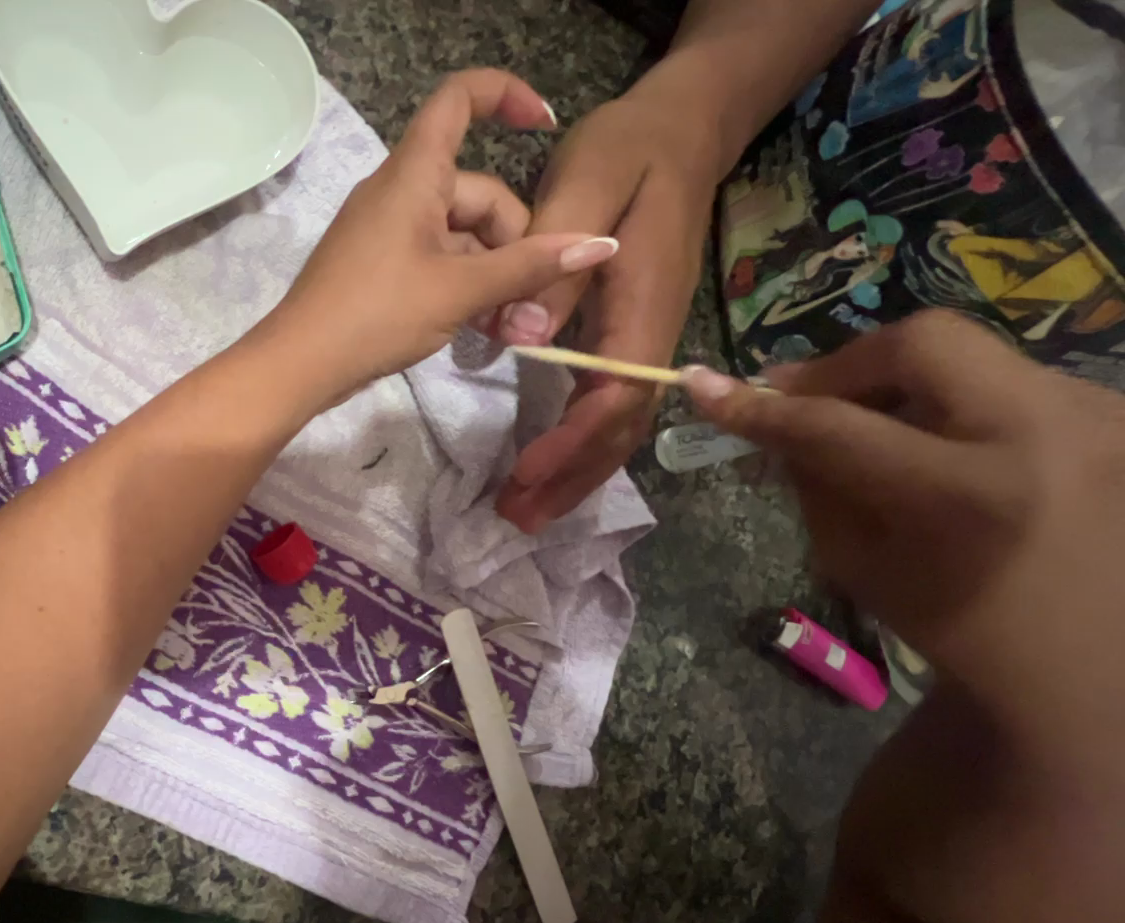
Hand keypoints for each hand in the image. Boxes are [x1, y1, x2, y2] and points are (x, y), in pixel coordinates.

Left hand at [261, 69, 619, 406]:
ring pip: (457, 235)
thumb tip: (600, 243)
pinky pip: (433, 260)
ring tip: (509, 326)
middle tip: (529, 299)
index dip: (505, 95)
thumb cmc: (375, 315)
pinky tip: (481, 326)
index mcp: (413, 175)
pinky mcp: (377, 268)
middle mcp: (398, 193)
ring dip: (490, 273)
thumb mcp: (458, 291)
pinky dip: (460, 285)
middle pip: (475, 191)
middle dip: (512, 240)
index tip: (544, 125)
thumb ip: (528, 267)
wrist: (298, 366)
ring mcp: (385, 233)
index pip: (459, 99)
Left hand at [493, 90, 724, 532]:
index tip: (524, 473)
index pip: (613, 393)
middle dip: (570, 476)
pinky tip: (540, 465)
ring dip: (570, 471)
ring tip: (523, 512)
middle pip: (618, 426)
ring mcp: (639, 335)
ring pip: (611, 422)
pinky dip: (571, 441)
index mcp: (643, 302)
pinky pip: (600, 401)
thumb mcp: (585, 183)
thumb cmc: (630, 146)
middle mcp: (649, 330)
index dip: (570, 439)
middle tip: (519, 520)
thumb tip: (523, 341)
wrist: (680, 126)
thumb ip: (553, 258)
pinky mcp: (622, 332)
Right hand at [683, 311, 1124, 714]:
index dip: (757, 405)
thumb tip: (769, 418)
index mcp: (964, 494)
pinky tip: (938, 443)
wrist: (1091, 664)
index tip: (700, 385)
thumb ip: (815, 479)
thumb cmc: (952, 623)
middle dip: (843, 363)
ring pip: (968, 358)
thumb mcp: (857, 559)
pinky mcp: (1116, 415)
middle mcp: (1044, 435)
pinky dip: (949, 401)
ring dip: (898, 386)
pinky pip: (1006, 381)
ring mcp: (1099, 418)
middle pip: (922, 341)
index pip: (832, 424)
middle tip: (802, 397)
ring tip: (873, 430)